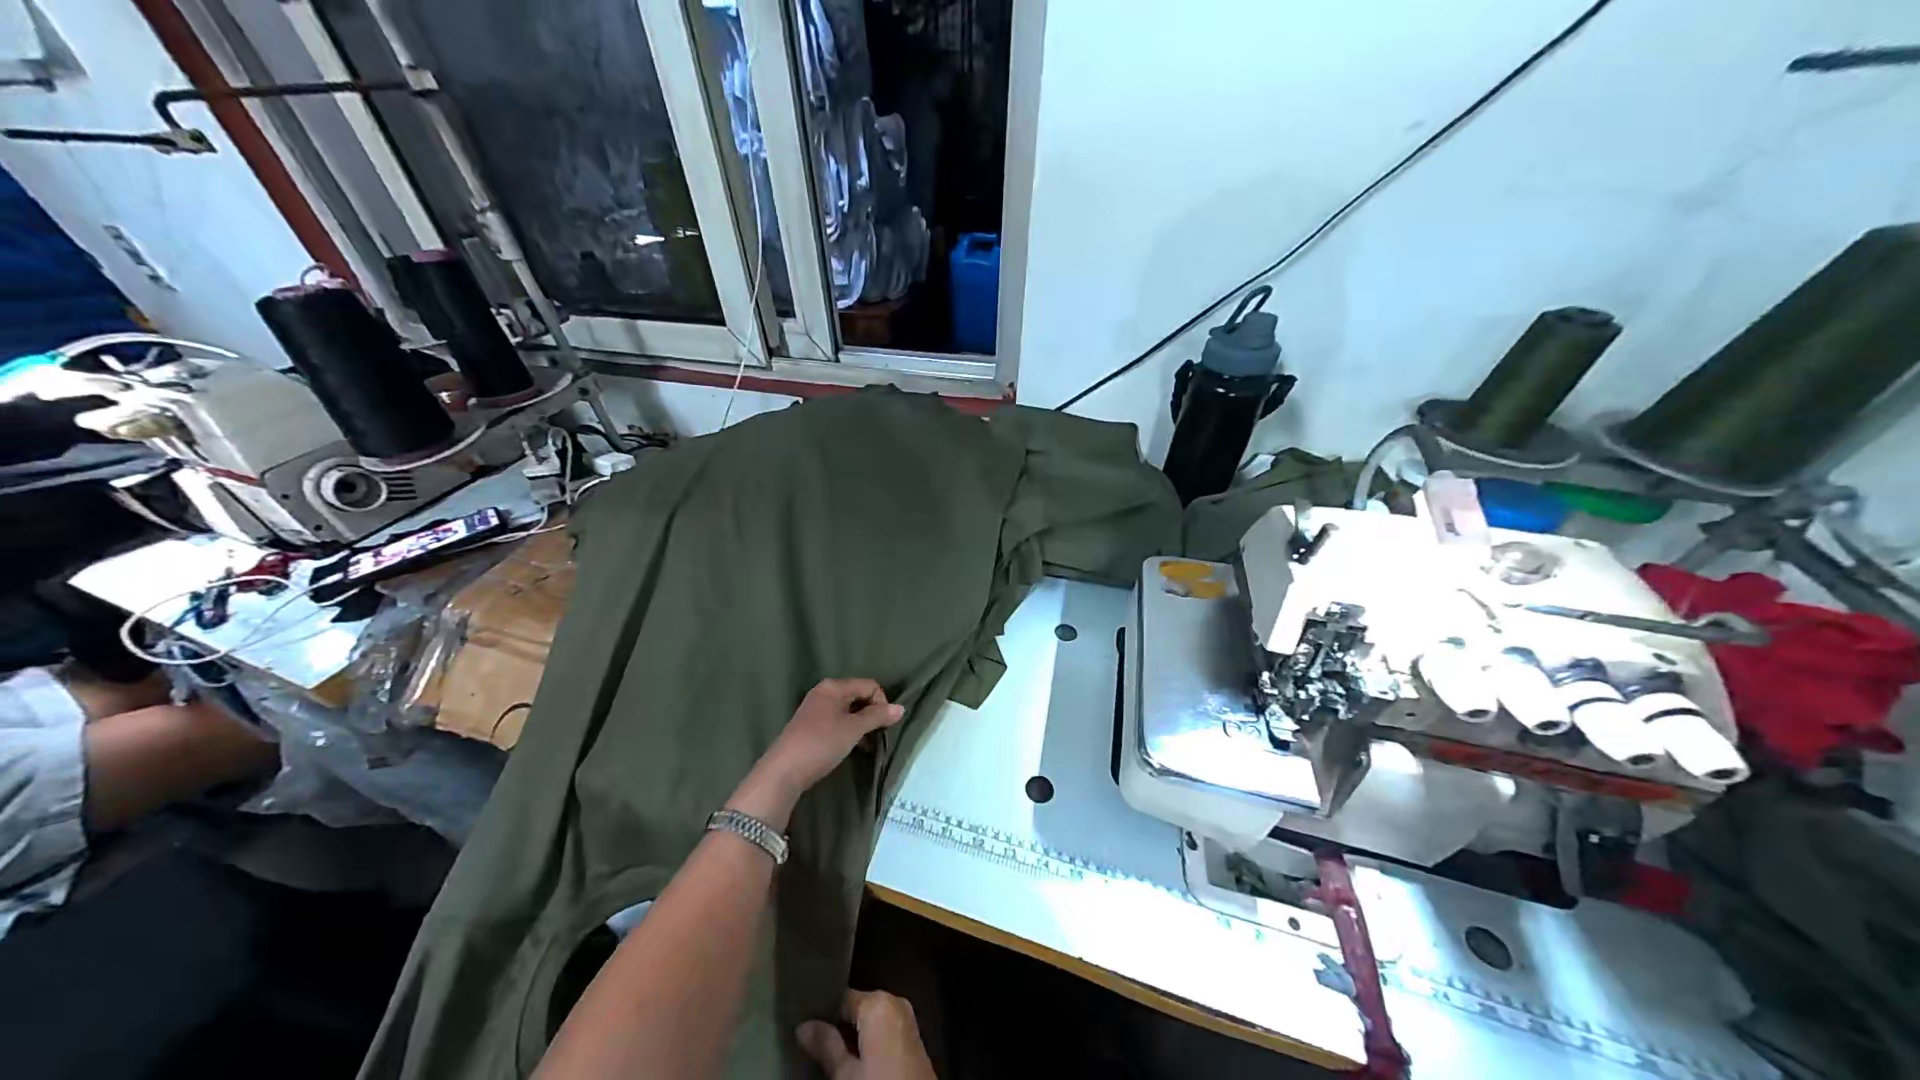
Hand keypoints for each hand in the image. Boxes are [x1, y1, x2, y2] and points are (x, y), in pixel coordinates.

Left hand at [728, 679, 904, 828]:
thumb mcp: (853, 729)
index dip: (881, 703)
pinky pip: (837, 721)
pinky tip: (851, 748)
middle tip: (876, 735)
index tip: (883, 725)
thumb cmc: (821, 744)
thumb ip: (877, 717)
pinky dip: (848, 731)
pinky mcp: (810, 727)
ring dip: (861, 725)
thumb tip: (901, 708)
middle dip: (872, 714)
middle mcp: (824, 693)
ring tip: (865, 745)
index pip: (869, 685)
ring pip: (848, 711)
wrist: (783, 772)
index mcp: (833, 687)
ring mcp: (815, 710)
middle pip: (858, 696)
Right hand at [797, 990, 935, 1079]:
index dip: (821, 1013)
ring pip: (869, 1021)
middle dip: (837, 1027)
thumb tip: (803, 1026)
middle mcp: (895, 1003)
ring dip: (852, 1038)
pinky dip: (868, 1043)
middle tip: (813, 1045)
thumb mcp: (845, 1075)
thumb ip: (825, 1046)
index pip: (840, 998)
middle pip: (856, 1008)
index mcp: (878, 1003)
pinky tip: (853, 1061)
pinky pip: (883, 1032)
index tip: (804, 1029)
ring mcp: (906, 1021)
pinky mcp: (912, 1040)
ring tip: (829, 1054)